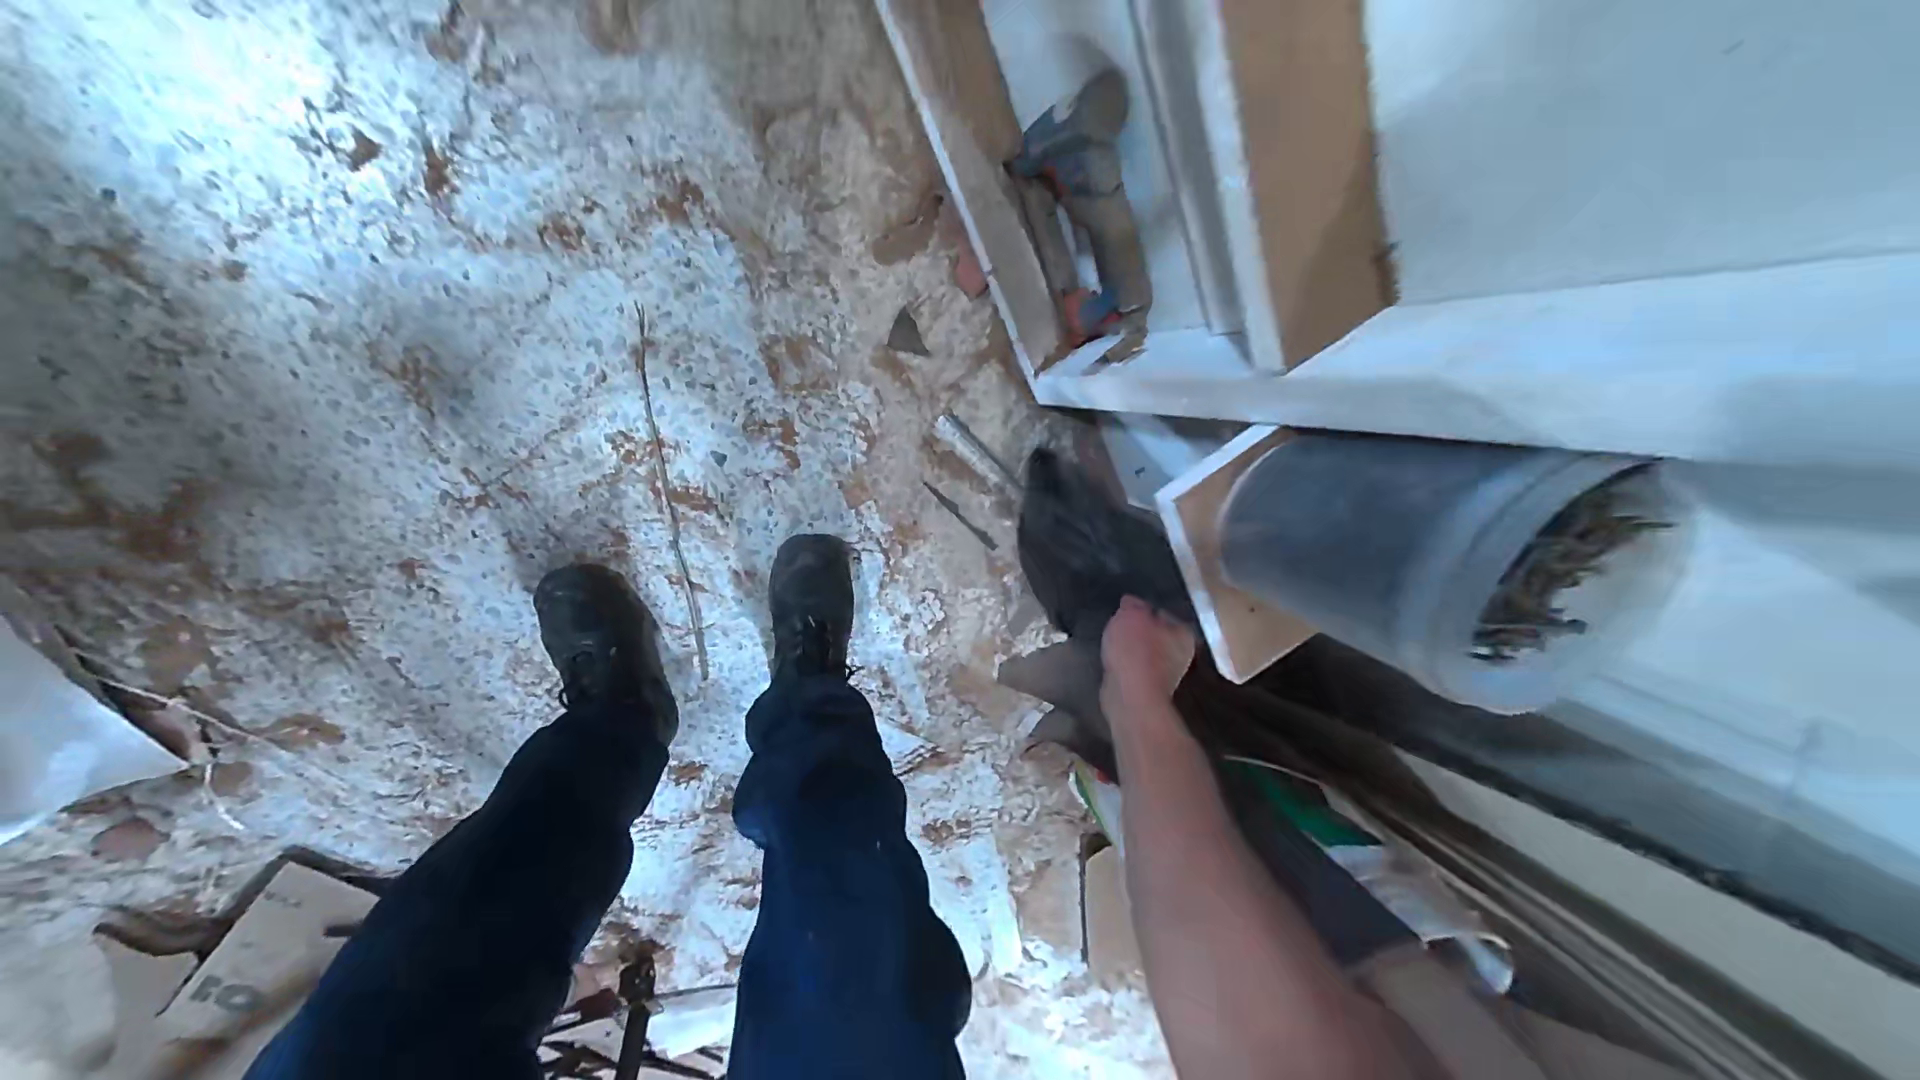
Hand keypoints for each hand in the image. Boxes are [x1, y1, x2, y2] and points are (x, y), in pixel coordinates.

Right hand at [1100, 596, 1196, 710]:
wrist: (1130, 696)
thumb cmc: (1135, 651)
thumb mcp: (1131, 615)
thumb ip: (1133, 605)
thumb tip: (1132, 602)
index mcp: (1183, 633)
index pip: (1164, 614)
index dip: (1144, 610)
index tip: (1127, 612)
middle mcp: (1181, 655)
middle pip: (1156, 635)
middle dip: (1139, 632)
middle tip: (1118, 628)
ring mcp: (1167, 676)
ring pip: (1147, 654)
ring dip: (1132, 651)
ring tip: (1112, 646)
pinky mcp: (1150, 691)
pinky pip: (1137, 671)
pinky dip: (1126, 667)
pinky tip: (1114, 664)